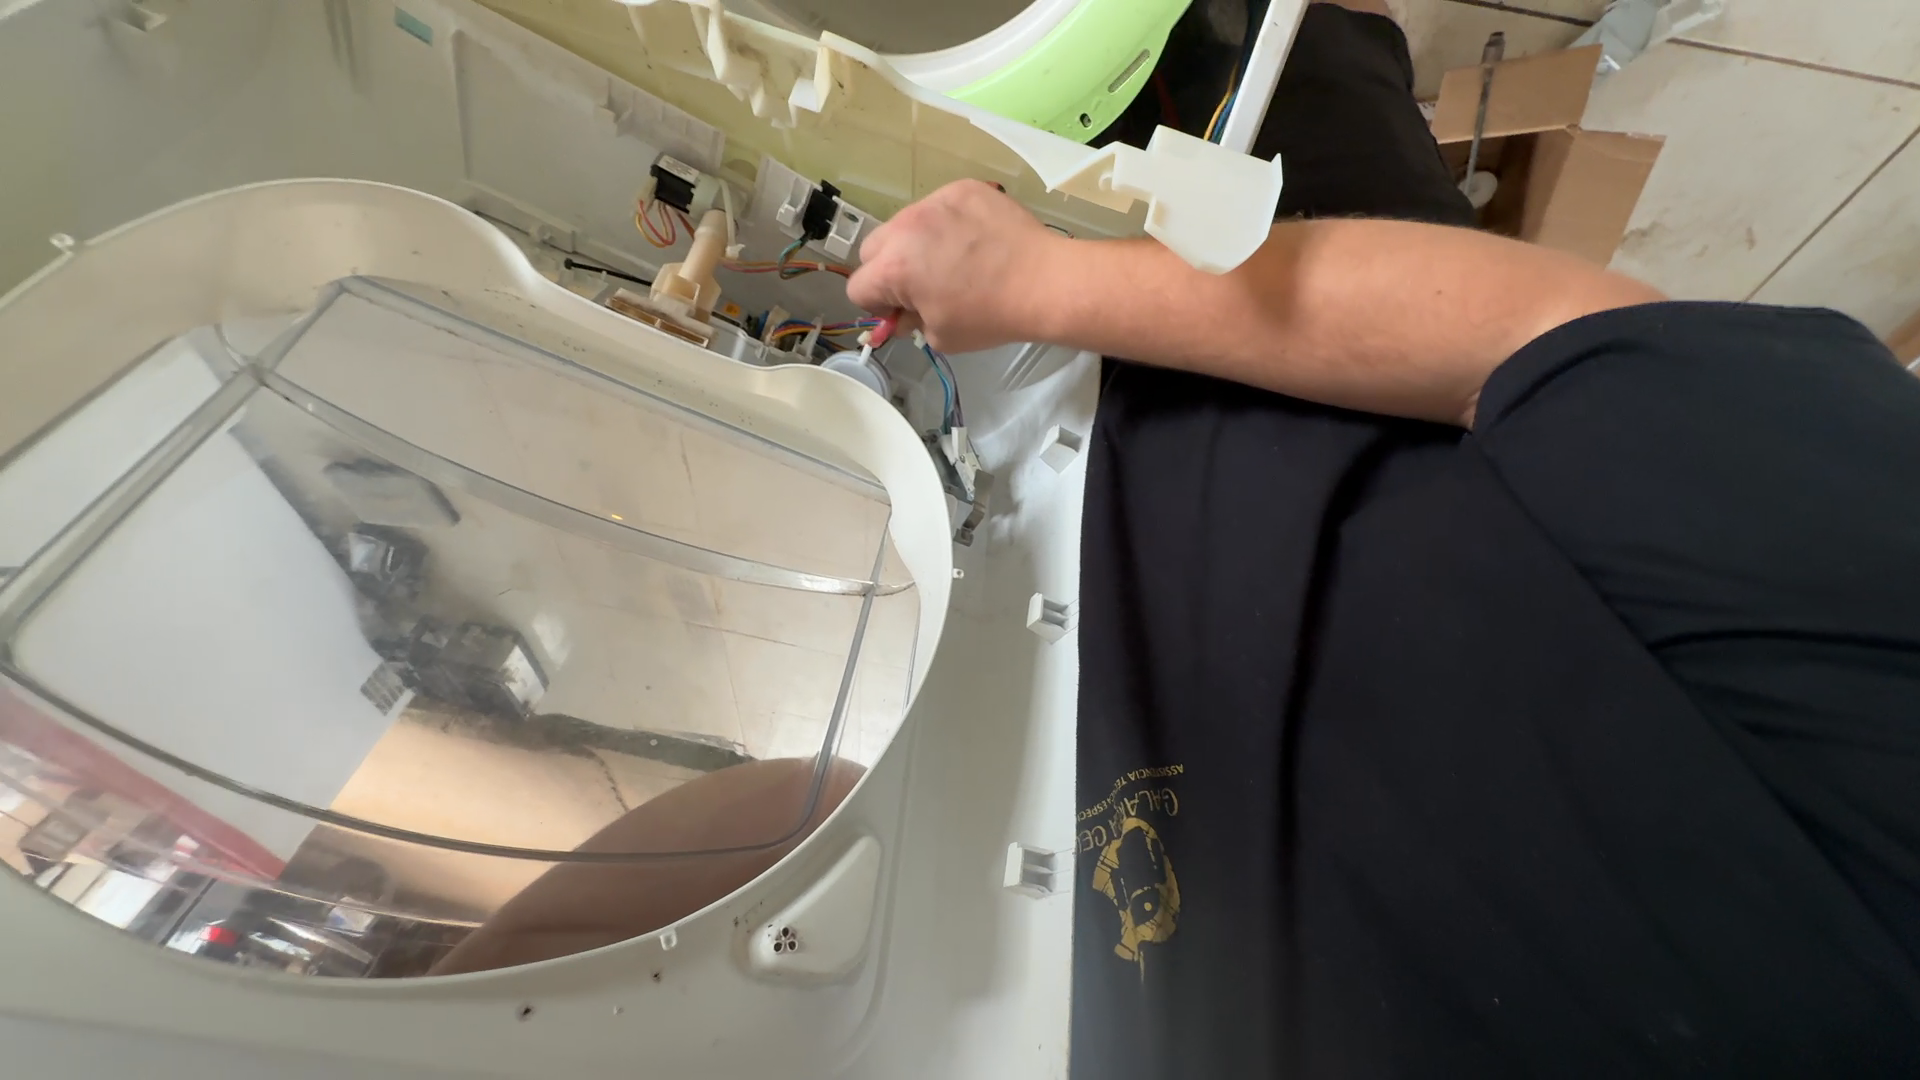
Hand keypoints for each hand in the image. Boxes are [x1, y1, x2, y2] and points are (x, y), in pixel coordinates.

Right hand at [847, 180, 1068, 354]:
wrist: (1042, 281)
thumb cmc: (990, 316)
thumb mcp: (940, 336)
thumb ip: (909, 323)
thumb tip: (902, 316)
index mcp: (894, 269)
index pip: (858, 287)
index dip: (877, 306)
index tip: (902, 312)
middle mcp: (906, 228)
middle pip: (873, 249)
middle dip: (888, 270)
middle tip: (922, 286)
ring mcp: (934, 202)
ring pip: (904, 224)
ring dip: (915, 244)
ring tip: (953, 261)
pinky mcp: (961, 188)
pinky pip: (937, 207)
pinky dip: (946, 224)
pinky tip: (973, 241)